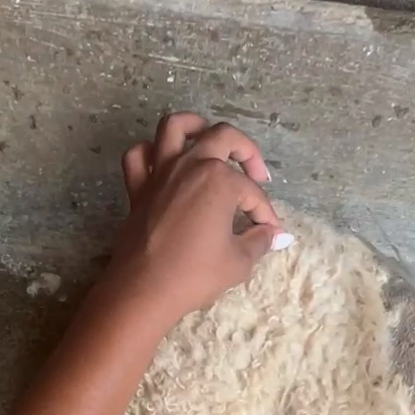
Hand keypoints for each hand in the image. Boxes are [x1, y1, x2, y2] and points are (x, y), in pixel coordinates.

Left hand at [96, 113, 290, 323]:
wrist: (143, 289)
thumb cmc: (194, 275)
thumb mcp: (237, 262)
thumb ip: (260, 242)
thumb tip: (277, 236)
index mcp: (219, 180)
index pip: (251, 192)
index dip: (265, 213)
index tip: (271, 232)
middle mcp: (190, 165)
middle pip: (223, 137)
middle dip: (247, 152)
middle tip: (257, 174)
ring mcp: (160, 173)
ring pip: (175, 127)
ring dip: (195, 125)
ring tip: (208, 137)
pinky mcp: (137, 188)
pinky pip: (139, 156)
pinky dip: (150, 151)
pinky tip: (163, 161)